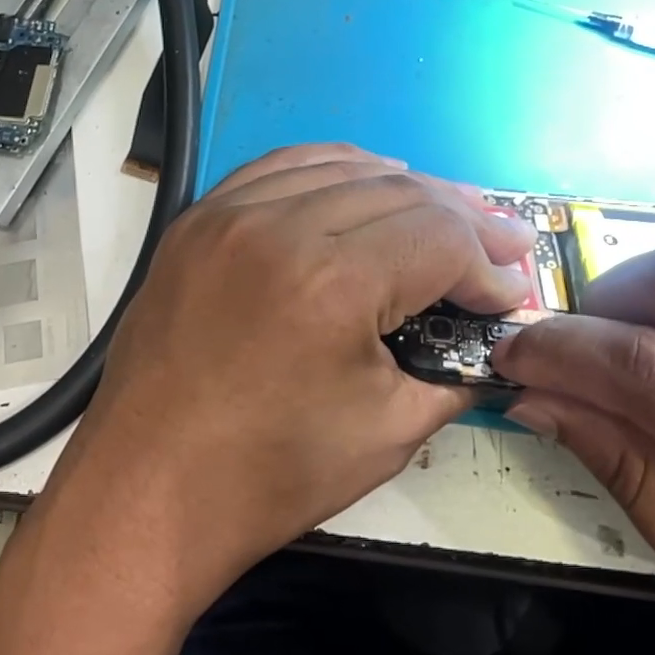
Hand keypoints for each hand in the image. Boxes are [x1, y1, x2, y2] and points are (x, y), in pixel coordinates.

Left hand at [0, 145, 534, 654]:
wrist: (147, 489)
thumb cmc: (269, 476)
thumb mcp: (388, 432)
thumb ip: (455, 369)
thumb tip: (492, 331)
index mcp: (331, 280)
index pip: (438, 235)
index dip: (487, 263)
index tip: (507, 293)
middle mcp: (277, 225)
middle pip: (398, 190)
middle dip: (461, 217)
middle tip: (500, 244)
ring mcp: (227, 213)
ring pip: (340, 166)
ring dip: (402, 185)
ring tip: (443, 211)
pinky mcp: (197, 219)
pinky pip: (278, 168)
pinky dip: (331, 171)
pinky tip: (359, 186)